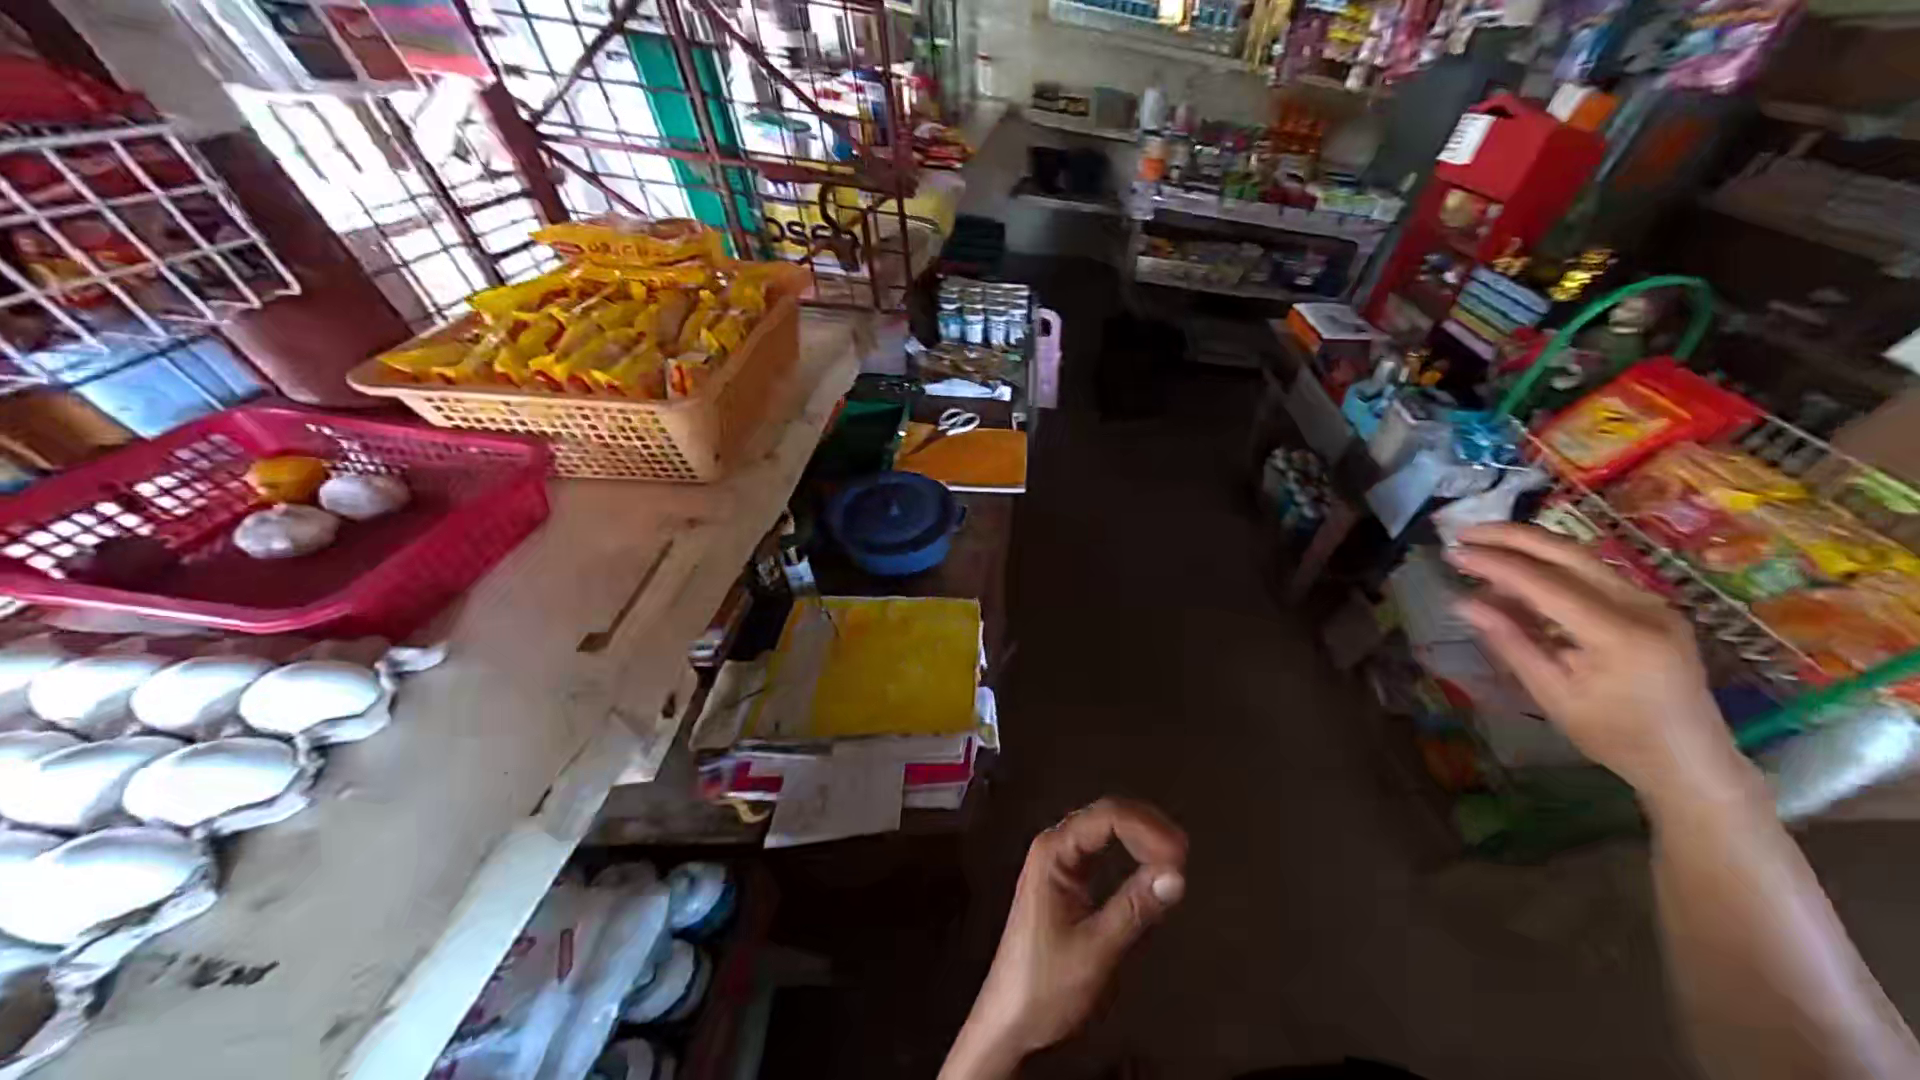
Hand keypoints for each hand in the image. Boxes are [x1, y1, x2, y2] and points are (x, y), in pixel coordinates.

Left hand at [940, 798, 1187, 1079]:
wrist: (1009, 1019)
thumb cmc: (1046, 985)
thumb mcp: (1096, 950)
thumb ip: (1135, 908)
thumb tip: (1178, 875)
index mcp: (1053, 852)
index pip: (1108, 816)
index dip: (1148, 828)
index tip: (1182, 856)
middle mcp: (1054, 846)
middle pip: (1107, 815)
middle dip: (1147, 827)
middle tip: (1184, 856)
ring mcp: (1058, 861)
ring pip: (1105, 829)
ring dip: (1140, 837)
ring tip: (1174, 860)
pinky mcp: (1066, 880)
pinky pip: (1101, 850)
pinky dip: (1129, 852)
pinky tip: (1149, 867)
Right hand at [1446, 524, 1752, 804]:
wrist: (1690, 760)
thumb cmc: (1615, 735)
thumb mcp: (1552, 693)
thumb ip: (1509, 642)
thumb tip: (1462, 603)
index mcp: (1620, 635)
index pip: (1545, 583)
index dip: (1495, 564)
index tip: (1452, 553)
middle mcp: (1643, 608)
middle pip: (1569, 554)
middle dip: (1513, 538)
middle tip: (1463, 532)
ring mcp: (1652, 604)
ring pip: (1581, 559)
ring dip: (1529, 549)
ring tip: (1481, 548)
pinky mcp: (1650, 608)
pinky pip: (1592, 576)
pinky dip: (1549, 569)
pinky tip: (1516, 579)